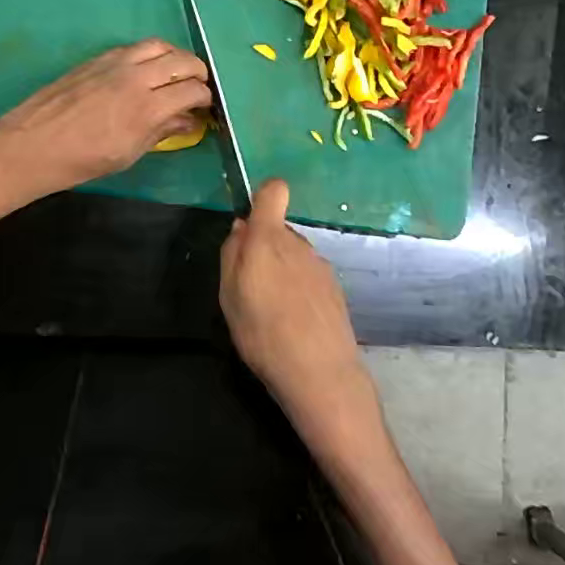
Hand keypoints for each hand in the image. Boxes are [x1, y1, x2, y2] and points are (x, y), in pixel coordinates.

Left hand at [0, 38, 210, 199]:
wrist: (34, 144)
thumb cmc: (83, 160)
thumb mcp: (128, 154)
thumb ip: (162, 132)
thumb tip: (188, 121)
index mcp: (147, 107)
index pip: (192, 90)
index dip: (205, 98)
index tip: (204, 107)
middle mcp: (136, 77)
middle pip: (182, 60)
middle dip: (197, 73)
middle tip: (197, 87)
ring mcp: (115, 63)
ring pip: (159, 46)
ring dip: (175, 56)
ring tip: (175, 73)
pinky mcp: (98, 58)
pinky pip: (134, 48)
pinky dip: (150, 55)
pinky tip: (146, 71)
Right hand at [219, 179, 368, 423]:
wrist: (320, 373)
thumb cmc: (263, 333)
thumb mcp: (229, 295)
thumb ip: (232, 255)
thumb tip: (241, 227)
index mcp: (269, 239)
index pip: (273, 191)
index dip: (262, 198)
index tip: (250, 224)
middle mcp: (299, 244)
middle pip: (278, 230)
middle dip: (263, 248)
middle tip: (250, 287)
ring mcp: (320, 265)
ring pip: (294, 255)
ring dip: (281, 271)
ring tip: (272, 311)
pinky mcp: (335, 287)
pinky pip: (308, 275)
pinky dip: (299, 289)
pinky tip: (294, 321)